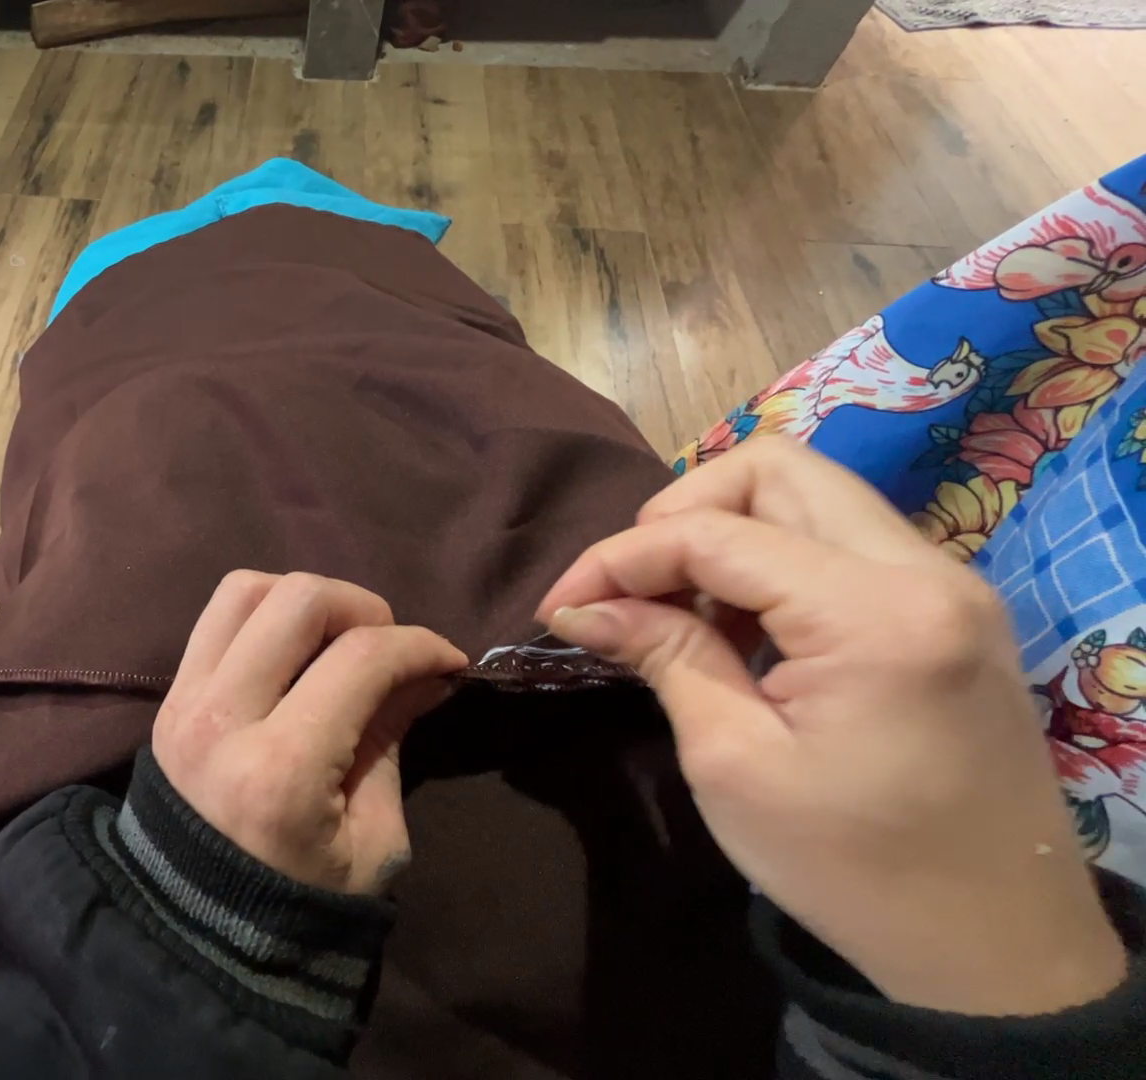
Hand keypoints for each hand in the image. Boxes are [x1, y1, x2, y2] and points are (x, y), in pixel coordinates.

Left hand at [152, 571, 467, 894]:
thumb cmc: (299, 902)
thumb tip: (422, 673)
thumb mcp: (373, 842)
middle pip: (298, 600)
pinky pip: (216, 618)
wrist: (195, 929)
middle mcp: (222, 717)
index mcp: (280, 768)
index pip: (360, 659)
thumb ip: (390, 740)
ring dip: (304, 599)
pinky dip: (264, 613)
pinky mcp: (168, 696)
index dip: (418, 644)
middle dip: (362, 606)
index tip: (448, 660)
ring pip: (245, 590)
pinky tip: (293, 649)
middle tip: (388, 645)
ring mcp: (183, 699)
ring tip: (337, 638)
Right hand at [538, 437, 1125, 1015]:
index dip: (617, 558)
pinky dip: (759, 558)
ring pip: (803, 492)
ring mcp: (941, 585)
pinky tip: (726, 622)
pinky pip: (829, 538)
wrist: (993, 949)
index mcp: (875, 615)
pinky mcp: (938, 610)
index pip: (712, 533)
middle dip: (676, 514)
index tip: (559, 607)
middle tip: (630, 585)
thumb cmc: (849, 864)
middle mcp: (924, 573)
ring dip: (716, 531)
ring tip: (670, 606)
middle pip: (773, 468)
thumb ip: (660, 654)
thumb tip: (578, 605)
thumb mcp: (730, 758)